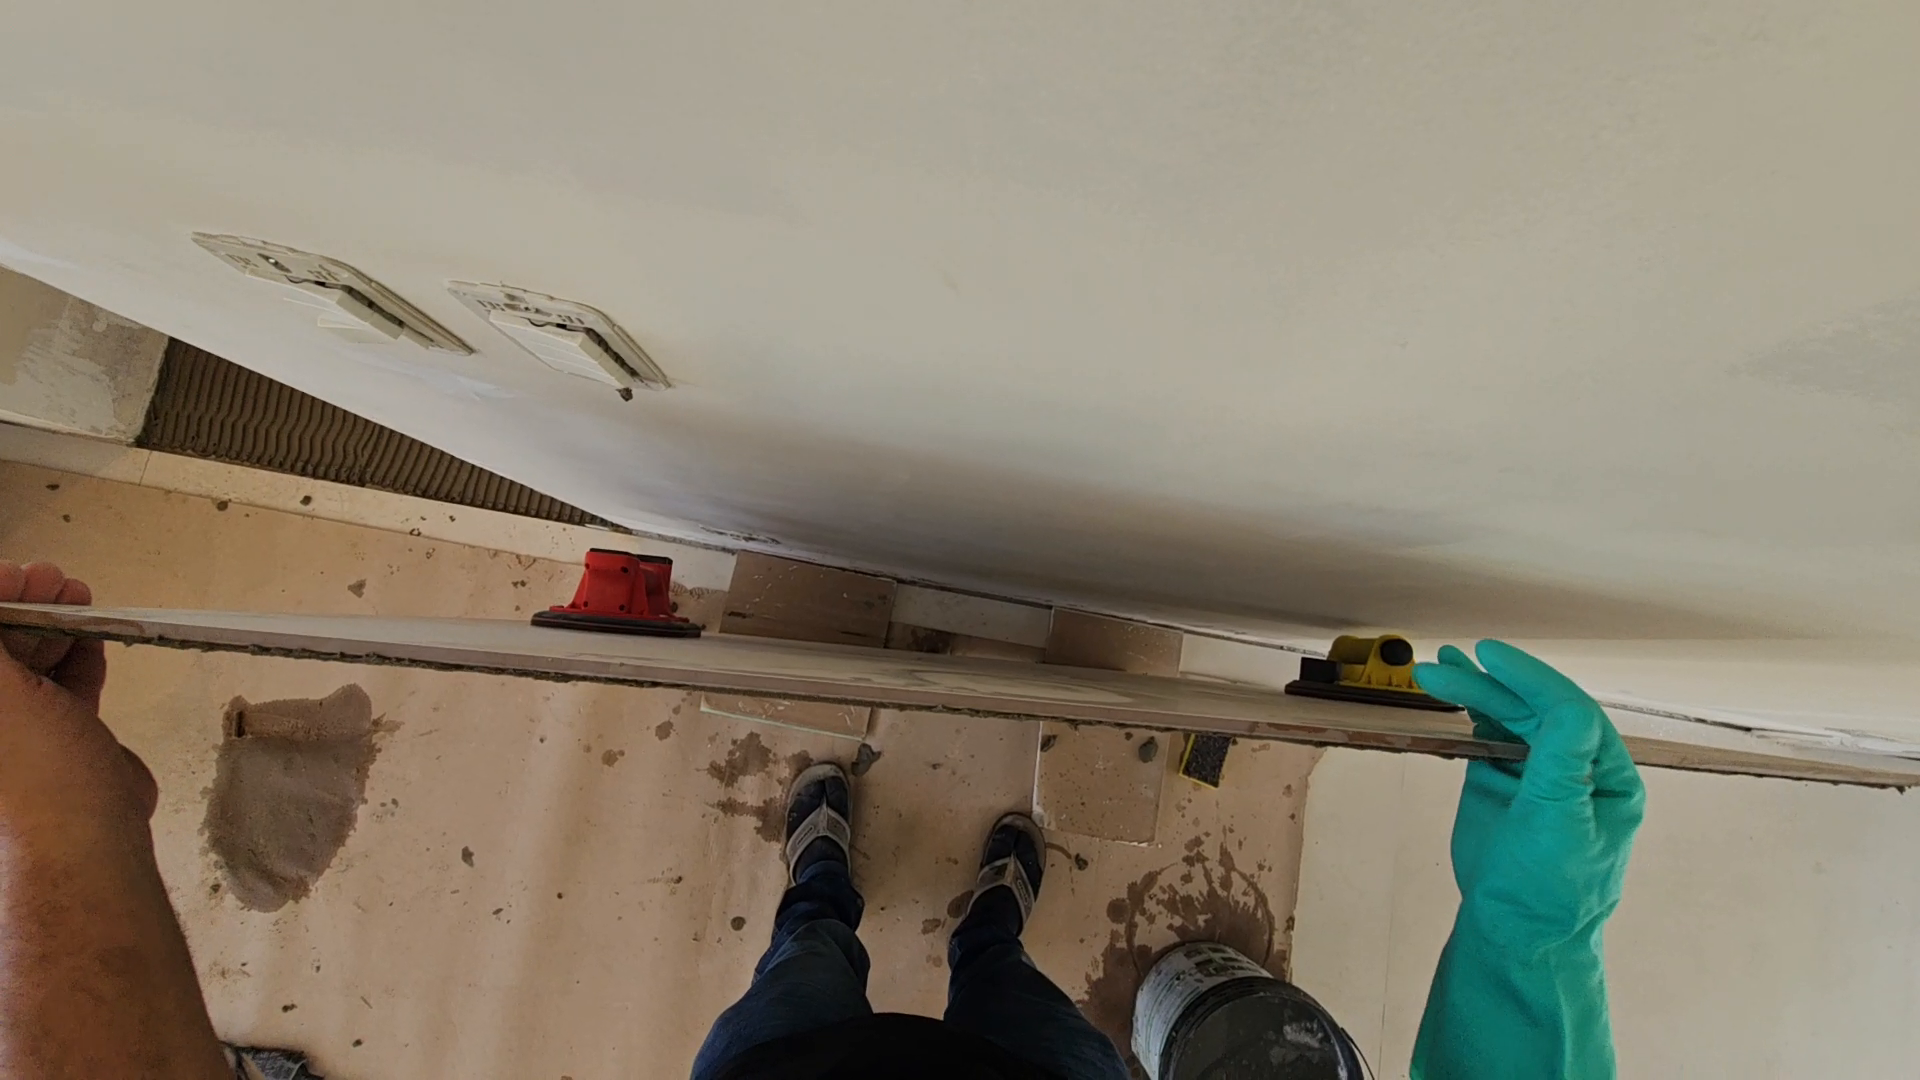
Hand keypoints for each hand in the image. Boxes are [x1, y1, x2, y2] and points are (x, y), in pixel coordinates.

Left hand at [0, 562, 225, 1078]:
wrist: (82, 828)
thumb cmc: (29, 769)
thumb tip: (0, 594)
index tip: (20, 574)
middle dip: (19, 608)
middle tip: (52, 579)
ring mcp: (12, 728)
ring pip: (25, 662)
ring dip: (51, 627)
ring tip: (79, 598)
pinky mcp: (57, 734)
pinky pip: (61, 683)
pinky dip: (76, 655)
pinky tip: (92, 636)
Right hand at [1413, 640, 1643, 950]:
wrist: (1512, 927)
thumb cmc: (1548, 888)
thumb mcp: (1559, 827)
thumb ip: (1563, 767)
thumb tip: (1566, 709)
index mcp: (1606, 775)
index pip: (1569, 712)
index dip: (1530, 678)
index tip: (1489, 654)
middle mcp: (1574, 765)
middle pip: (1530, 709)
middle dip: (1486, 686)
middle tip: (1439, 667)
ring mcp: (1533, 769)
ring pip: (1505, 716)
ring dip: (1472, 689)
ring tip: (1433, 670)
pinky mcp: (1499, 775)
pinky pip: (1485, 732)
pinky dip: (1466, 709)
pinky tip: (1448, 689)